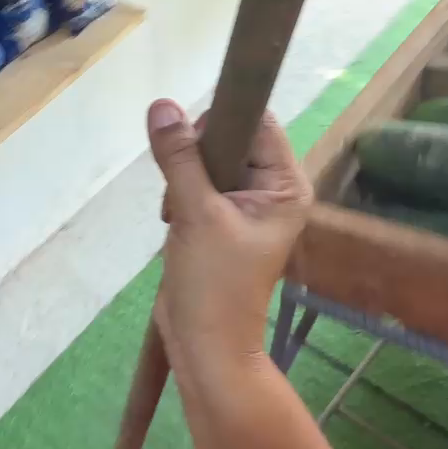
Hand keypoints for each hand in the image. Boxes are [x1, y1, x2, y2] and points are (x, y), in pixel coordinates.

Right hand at [147, 99, 311, 377]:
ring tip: (179, 216)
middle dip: (196, 158)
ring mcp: (245, 206)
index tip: (188, 147)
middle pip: (229, 139)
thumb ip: (180, 158)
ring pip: (207, 162)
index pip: (258, 123)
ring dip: (183, 180)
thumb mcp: (196, 214)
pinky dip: (180, 196)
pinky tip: (175, 222)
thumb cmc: (214, 282)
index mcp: (285, 185)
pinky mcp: (220, 220)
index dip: (220, 124)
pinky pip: (197, 185)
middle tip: (183, 193)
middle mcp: (271, 190)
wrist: (203, 342)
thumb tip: (161, 106)